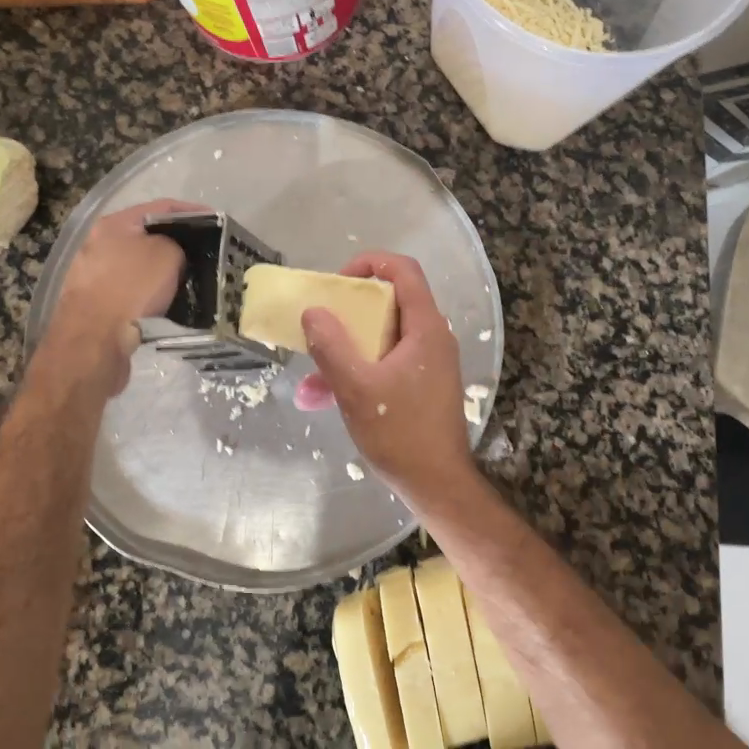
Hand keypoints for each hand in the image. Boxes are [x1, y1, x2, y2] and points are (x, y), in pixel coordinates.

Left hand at [32, 198, 200, 393]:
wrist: (93, 342)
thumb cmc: (132, 288)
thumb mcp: (168, 255)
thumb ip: (177, 244)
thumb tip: (173, 255)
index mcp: (112, 224)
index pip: (161, 207)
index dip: (192, 211)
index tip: (216, 221)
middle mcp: (96, 244)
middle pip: (146, 235)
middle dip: (176, 242)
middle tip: (204, 251)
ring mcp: (91, 275)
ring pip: (137, 264)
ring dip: (162, 270)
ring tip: (189, 278)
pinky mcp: (93, 304)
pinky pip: (130, 290)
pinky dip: (149, 292)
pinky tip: (166, 302)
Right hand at [294, 253, 474, 503]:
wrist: (438, 484)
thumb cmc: (401, 433)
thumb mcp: (356, 388)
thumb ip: (332, 346)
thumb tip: (313, 312)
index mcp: (425, 328)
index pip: (403, 271)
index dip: (370, 263)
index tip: (338, 282)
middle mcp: (432, 338)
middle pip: (390, 303)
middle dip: (349, 313)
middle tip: (322, 323)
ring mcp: (429, 362)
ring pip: (383, 338)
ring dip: (346, 351)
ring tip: (311, 378)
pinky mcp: (423, 385)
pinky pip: (386, 363)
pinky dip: (358, 372)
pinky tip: (323, 398)